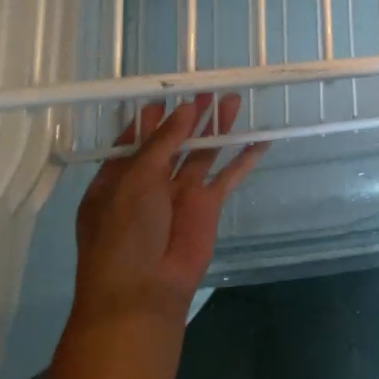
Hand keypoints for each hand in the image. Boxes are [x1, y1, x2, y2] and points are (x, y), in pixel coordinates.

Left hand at [73, 93, 265, 324]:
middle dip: (190, 116)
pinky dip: (244, 159)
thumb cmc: (123, 233)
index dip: (151, 117)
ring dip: (217, 128)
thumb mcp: (133, 182)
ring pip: (202, 153)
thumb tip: (186, 109)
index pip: (134, 140)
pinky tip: (261, 140)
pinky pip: (228, 176)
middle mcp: (148, 183)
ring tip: (234, 100)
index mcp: (117, 179)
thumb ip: (161, 143)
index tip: (170, 92)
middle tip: (210, 89)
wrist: (144, 288)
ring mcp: (180, 194)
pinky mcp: (207, 206)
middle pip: (173, 142)